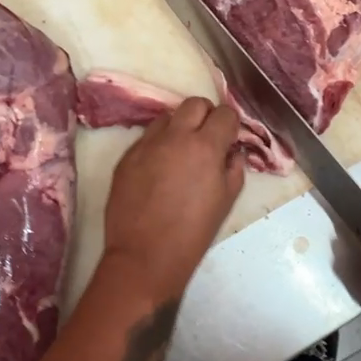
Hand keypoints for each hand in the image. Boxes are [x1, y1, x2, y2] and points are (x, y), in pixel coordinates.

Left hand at [100, 98, 245, 302]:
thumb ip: (233, 168)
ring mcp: (146, 144)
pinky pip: (146, 137)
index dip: (230, 124)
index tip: (228, 138)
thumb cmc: (193, 234)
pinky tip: (159, 169)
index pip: (224, 113)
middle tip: (206, 138)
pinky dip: (158, 144)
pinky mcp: (126, 156)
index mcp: (205, 147)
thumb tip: (231, 151)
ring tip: (180, 152)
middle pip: (194, 103)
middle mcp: (175, 137)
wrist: (144, 256)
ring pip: (167, 116)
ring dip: (179, 127)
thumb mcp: (226, 201)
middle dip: (205, 115)